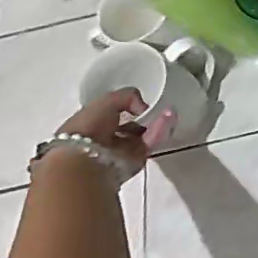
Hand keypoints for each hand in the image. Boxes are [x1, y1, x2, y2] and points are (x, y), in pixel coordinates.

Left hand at [54, 89, 173, 185]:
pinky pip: (150, 142)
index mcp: (88, 124)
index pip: (109, 114)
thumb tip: (143, 108)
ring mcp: (121, 151)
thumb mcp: (106, 101)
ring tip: (168, 111)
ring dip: (156, 122)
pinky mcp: (137, 160)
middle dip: (142, 117)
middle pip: (129, 126)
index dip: (123, 107)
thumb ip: (127, 97)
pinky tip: (169, 117)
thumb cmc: (89, 126)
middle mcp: (105, 139)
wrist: (90, 160)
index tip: (135, 102)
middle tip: (155, 109)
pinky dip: (160, 129)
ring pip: (142, 135)